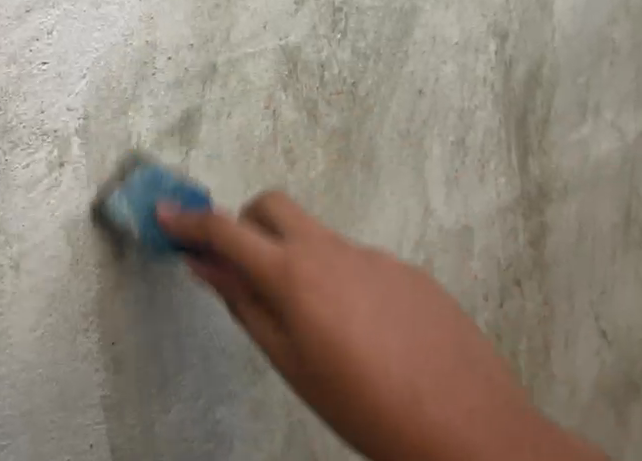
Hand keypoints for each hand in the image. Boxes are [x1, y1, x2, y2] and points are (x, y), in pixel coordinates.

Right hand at [159, 194, 605, 460]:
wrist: (478, 436)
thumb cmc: (365, 408)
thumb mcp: (290, 362)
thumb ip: (244, 304)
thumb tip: (203, 264)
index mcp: (293, 275)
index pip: (225, 230)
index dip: (188, 220)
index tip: (163, 213)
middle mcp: (331, 252)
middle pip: (272, 205)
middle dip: (248, 222)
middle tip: (249, 266)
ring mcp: (377, 259)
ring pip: (318, 238)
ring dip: (300, 259)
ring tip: (324, 324)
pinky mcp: (414, 275)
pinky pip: (361, 264)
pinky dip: (344, 282)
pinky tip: (370, 335)